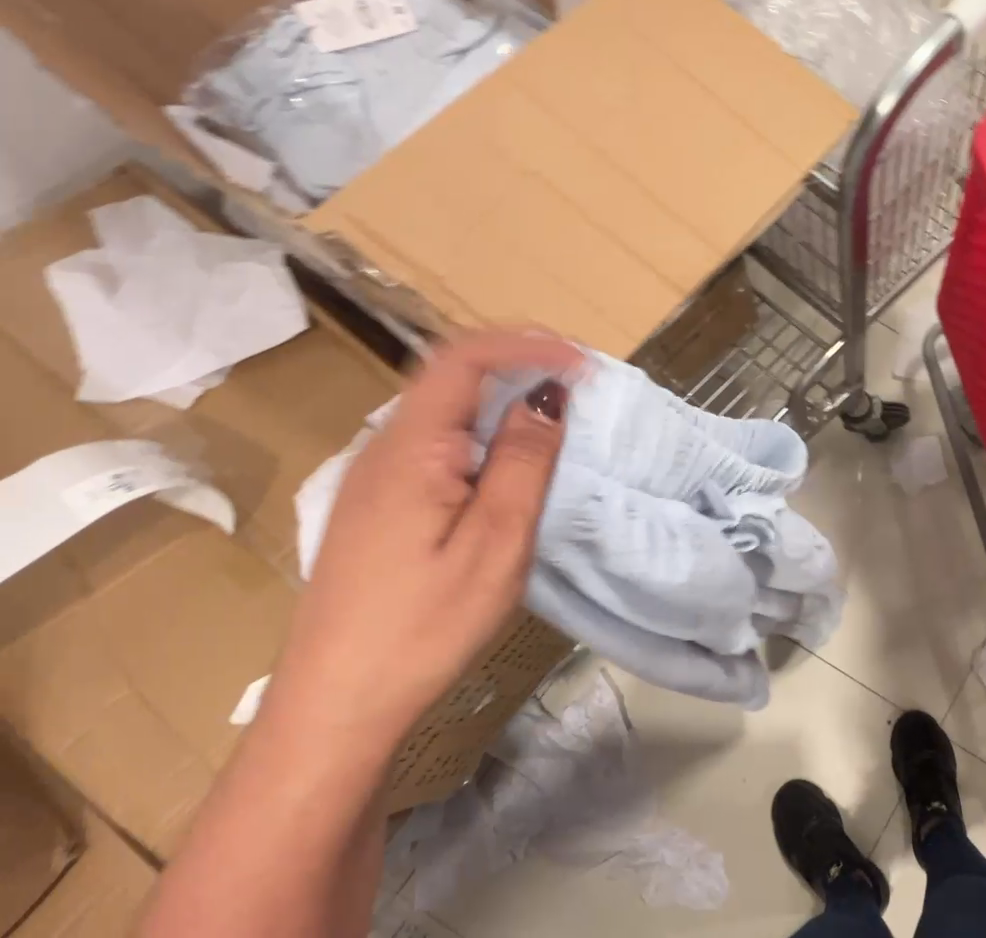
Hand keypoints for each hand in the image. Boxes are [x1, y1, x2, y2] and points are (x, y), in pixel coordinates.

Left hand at [267, 329, 584, 751]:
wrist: (338, 704)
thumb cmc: (424, 624)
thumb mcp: (495, 542)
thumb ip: (523, 462)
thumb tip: (547, 398)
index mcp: (410, 450)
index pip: (463, 359)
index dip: (527, 344)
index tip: (584, 364)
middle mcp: (385, 450)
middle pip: (451, 377)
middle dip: (520, 365)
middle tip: (582, 388)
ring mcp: (378, 478)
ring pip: (446, 411)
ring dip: (505, 400)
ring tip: (561, 421)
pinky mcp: (382, 506)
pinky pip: (440, 445)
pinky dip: (487, 435)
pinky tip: (515, 468)